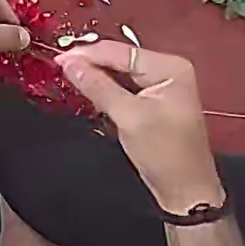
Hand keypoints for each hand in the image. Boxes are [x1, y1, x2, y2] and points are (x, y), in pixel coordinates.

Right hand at [57, 43, 224, 215]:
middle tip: (59, 66)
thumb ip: (98, 86)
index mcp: (170, 67)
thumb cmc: (164, 154)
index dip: (88, 54)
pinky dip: (106, 87)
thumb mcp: (129, 117)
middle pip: (121, 59)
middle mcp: (168, 68)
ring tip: (67, 74)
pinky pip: (124, 85)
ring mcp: (162, 84)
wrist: (186, 193)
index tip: (58, 58)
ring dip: (96, 74)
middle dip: (91, 63)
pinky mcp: (153, 99)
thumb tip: (69, 63)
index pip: (122, 52)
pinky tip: (87, 87)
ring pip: (120, 71)